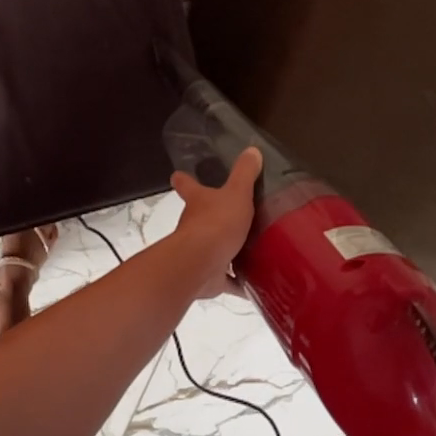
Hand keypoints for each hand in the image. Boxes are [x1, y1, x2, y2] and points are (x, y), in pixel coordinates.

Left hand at [169, 146, 261, 297]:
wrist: (202, 263)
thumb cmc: (216, 222)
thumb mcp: (236, 193)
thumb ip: (245, 173)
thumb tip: (252, 150)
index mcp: (197, 202)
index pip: (185, 185)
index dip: (183, 179)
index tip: (178, 176)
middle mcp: (193, 226)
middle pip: (200, 218)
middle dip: (213, 218)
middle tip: (236, 217)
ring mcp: (199, 252)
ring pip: (214, 249)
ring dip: (228, 251)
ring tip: (254, 251)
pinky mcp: (209, 276)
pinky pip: (227, 279)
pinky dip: (238, 283)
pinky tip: (256, 285)